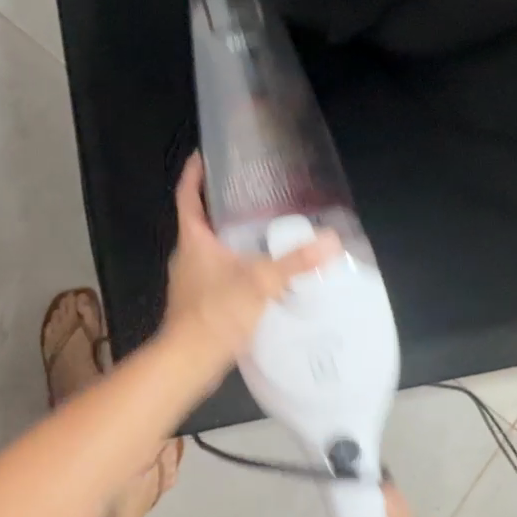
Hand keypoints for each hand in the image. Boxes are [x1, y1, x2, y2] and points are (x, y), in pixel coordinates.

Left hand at [160, 153, 340, 367]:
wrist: (187, 361)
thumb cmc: (215, 313)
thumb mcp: (259, 282)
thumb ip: (294, 262)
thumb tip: (330, 240)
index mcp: (192, 238)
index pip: (187, 195)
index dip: (193, 173)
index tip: (203, 154)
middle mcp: (186, 253)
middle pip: (198, 219)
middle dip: (218, 204)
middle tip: (247, 191)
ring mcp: (189, 278)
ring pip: (206, 246)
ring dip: (225, 235)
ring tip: (257, 228)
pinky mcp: (196, 301)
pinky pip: (213, 270)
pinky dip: (230, 263)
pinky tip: (254, 272)